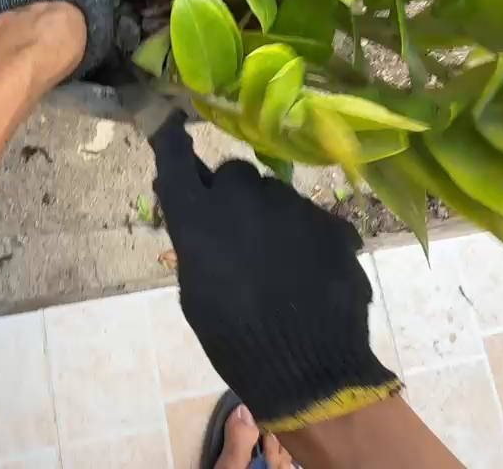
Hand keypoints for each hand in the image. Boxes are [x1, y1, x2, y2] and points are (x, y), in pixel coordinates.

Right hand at [152, 113, 399, 431]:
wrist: (310, 375)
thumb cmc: (234, 338)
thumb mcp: (195, 287)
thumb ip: (193, 237)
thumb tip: (186, 200)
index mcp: (198, 217)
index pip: (174, 158)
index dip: (171, 141)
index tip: (171, 127)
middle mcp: (242, 198)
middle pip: (234, 172)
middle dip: (232, 193)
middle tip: (237, 228)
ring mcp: (291, 207)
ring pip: (276, 193)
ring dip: (272, 213)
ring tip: (280, 258)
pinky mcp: (332, 222)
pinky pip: (312, 217)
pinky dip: (308, 235)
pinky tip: (311, 269)